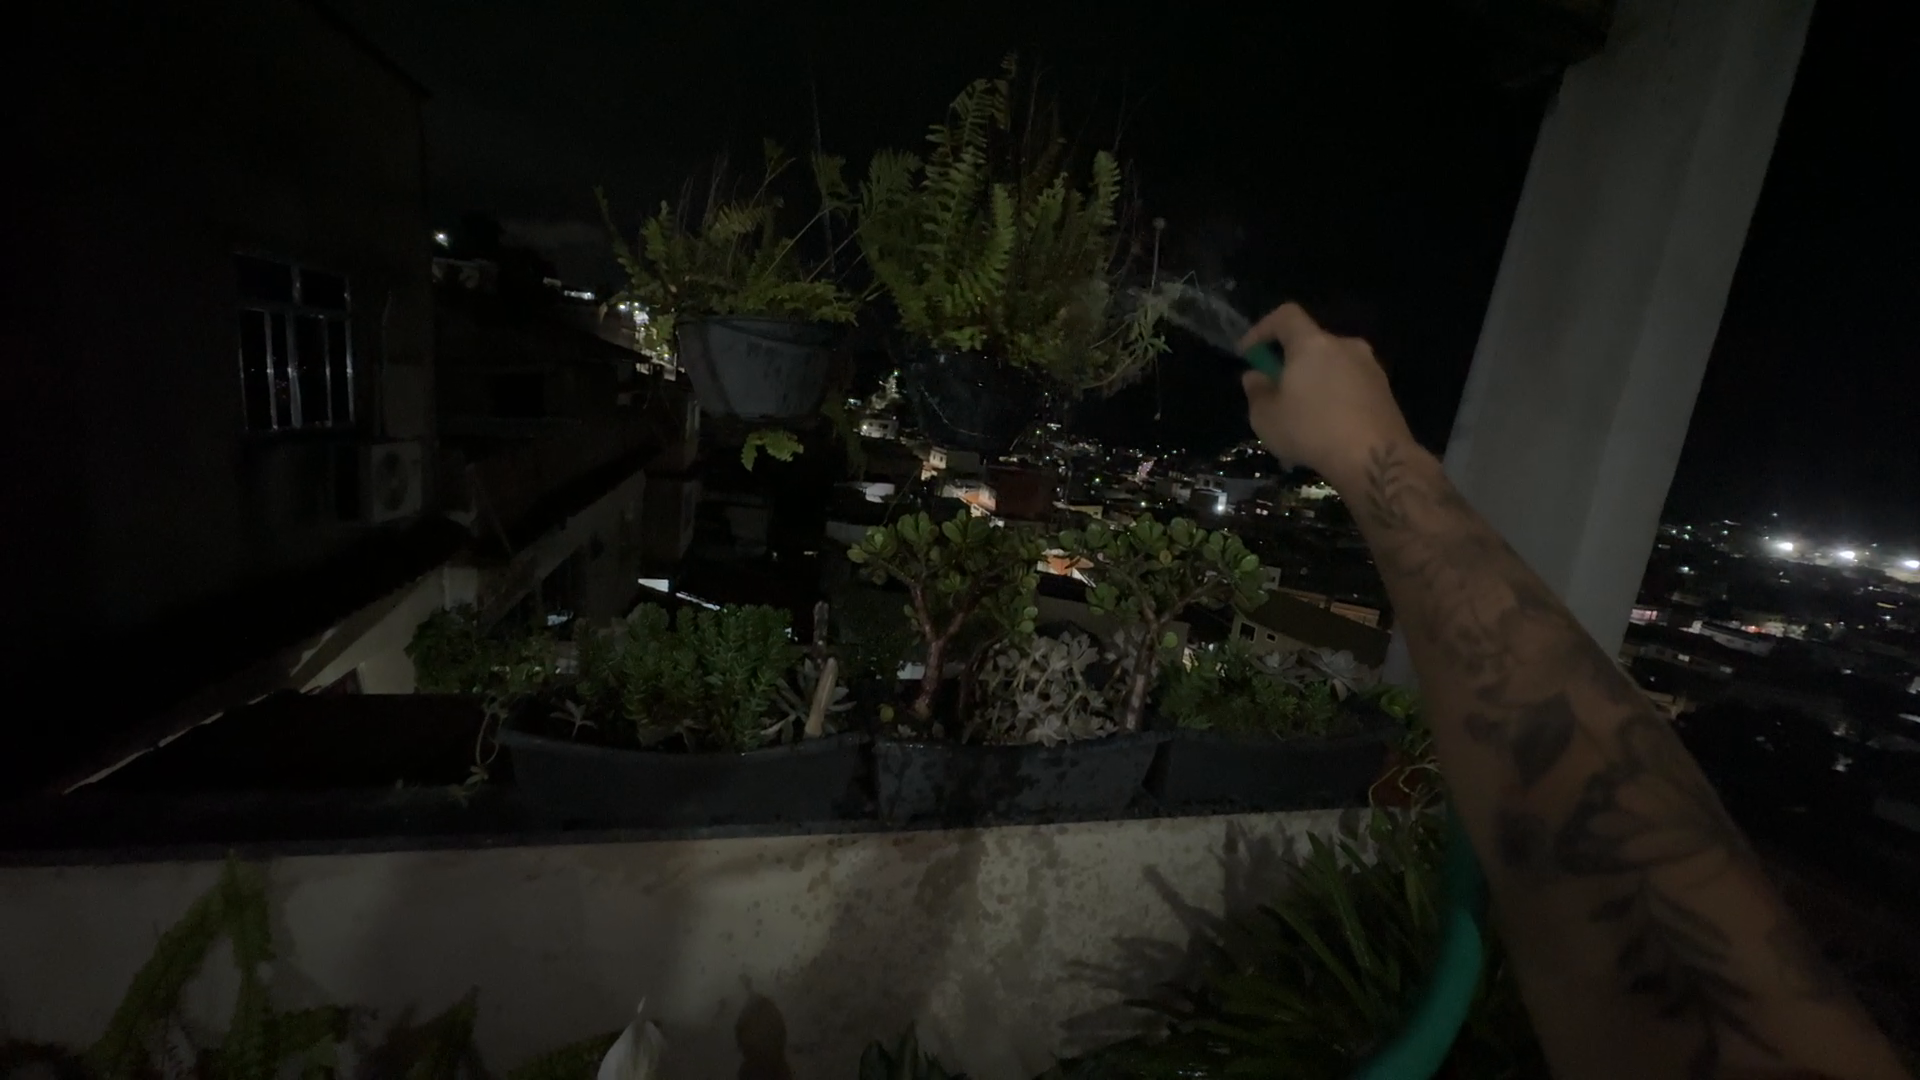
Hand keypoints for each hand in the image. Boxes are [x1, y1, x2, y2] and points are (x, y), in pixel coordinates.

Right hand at [1238, 303, 1413, 483]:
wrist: (1373, 457)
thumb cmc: (1310, 430)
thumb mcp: (1266, 417)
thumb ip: (1257, 391)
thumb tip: (1256, 376)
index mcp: (1312, 344)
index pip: (1286, 316)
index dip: (1262, 329)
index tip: (1248, 353)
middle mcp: (1344, 345)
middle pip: (1310, 343)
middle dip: (1289, 362)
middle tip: (1275, 391)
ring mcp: (1369, 366)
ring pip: (1331, 365)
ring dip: (1312, 381)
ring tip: (1300, 415)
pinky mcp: (1384, 389)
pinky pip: (1349, 383)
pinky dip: (1332, 396)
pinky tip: (1325, 426)